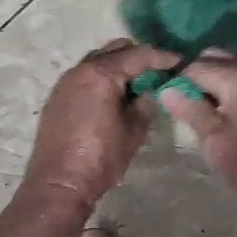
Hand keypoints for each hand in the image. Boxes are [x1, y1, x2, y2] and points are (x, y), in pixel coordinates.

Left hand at [24, 39, 179, 208]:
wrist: (57, 186)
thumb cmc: (99, 159)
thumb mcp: (134, 132)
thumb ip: (145, 104)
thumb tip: (149, 91)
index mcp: (101, 75)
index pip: (138, 55)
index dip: (161, 57)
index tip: (179, 62)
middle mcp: (80, 70)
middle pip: (115, 50)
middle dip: (139, 56)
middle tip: (157, 71)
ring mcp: (65, 82)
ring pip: (98, 60)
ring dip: (118, 66)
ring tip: (136, 83)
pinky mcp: (57, 97)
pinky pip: (85, 75)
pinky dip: (102, 77)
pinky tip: (113, 96)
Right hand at [159, 51, 236, 223]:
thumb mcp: (215, 141)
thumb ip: (190, 110)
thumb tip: (165, 88)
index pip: (197, 65)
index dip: (179, 80)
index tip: (169, 99)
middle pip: (218, 55)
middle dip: (199, 73)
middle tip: (187, 103)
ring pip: (235, 61)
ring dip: (217, 75)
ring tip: (206, 107)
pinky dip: (235, 80)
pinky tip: (228, 108)